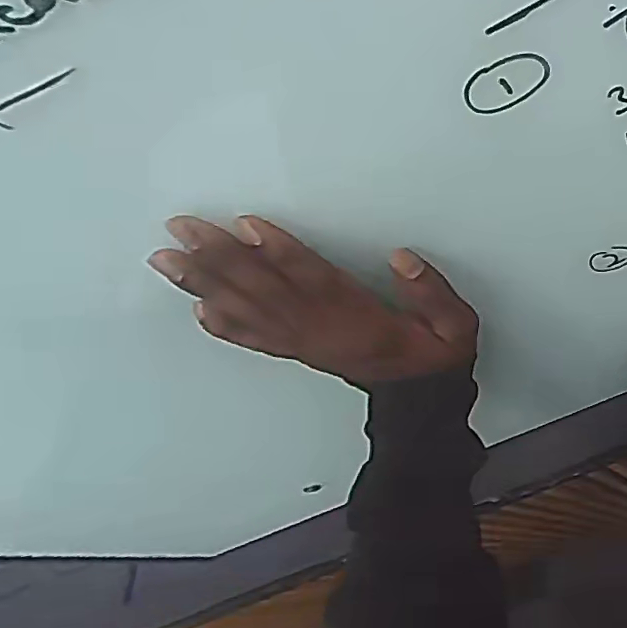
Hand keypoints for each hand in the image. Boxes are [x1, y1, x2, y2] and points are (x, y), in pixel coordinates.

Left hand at [147, 215, 477, 385]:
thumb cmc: (435, 358)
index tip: (247, 225)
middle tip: (183, 230)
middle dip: (223, 259)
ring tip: (169, 260)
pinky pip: (258, 340)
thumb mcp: (456, 325)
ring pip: (252, 312)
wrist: (422, 402)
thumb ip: (432, 293)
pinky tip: (199, 309)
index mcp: (362, 321)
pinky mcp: (303, 354)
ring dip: (208, 285)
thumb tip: (402, 259)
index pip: (316, 281)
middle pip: (268, 292)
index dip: (281, 253)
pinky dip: (224, 326)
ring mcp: (308, 345)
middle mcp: (325, 332)